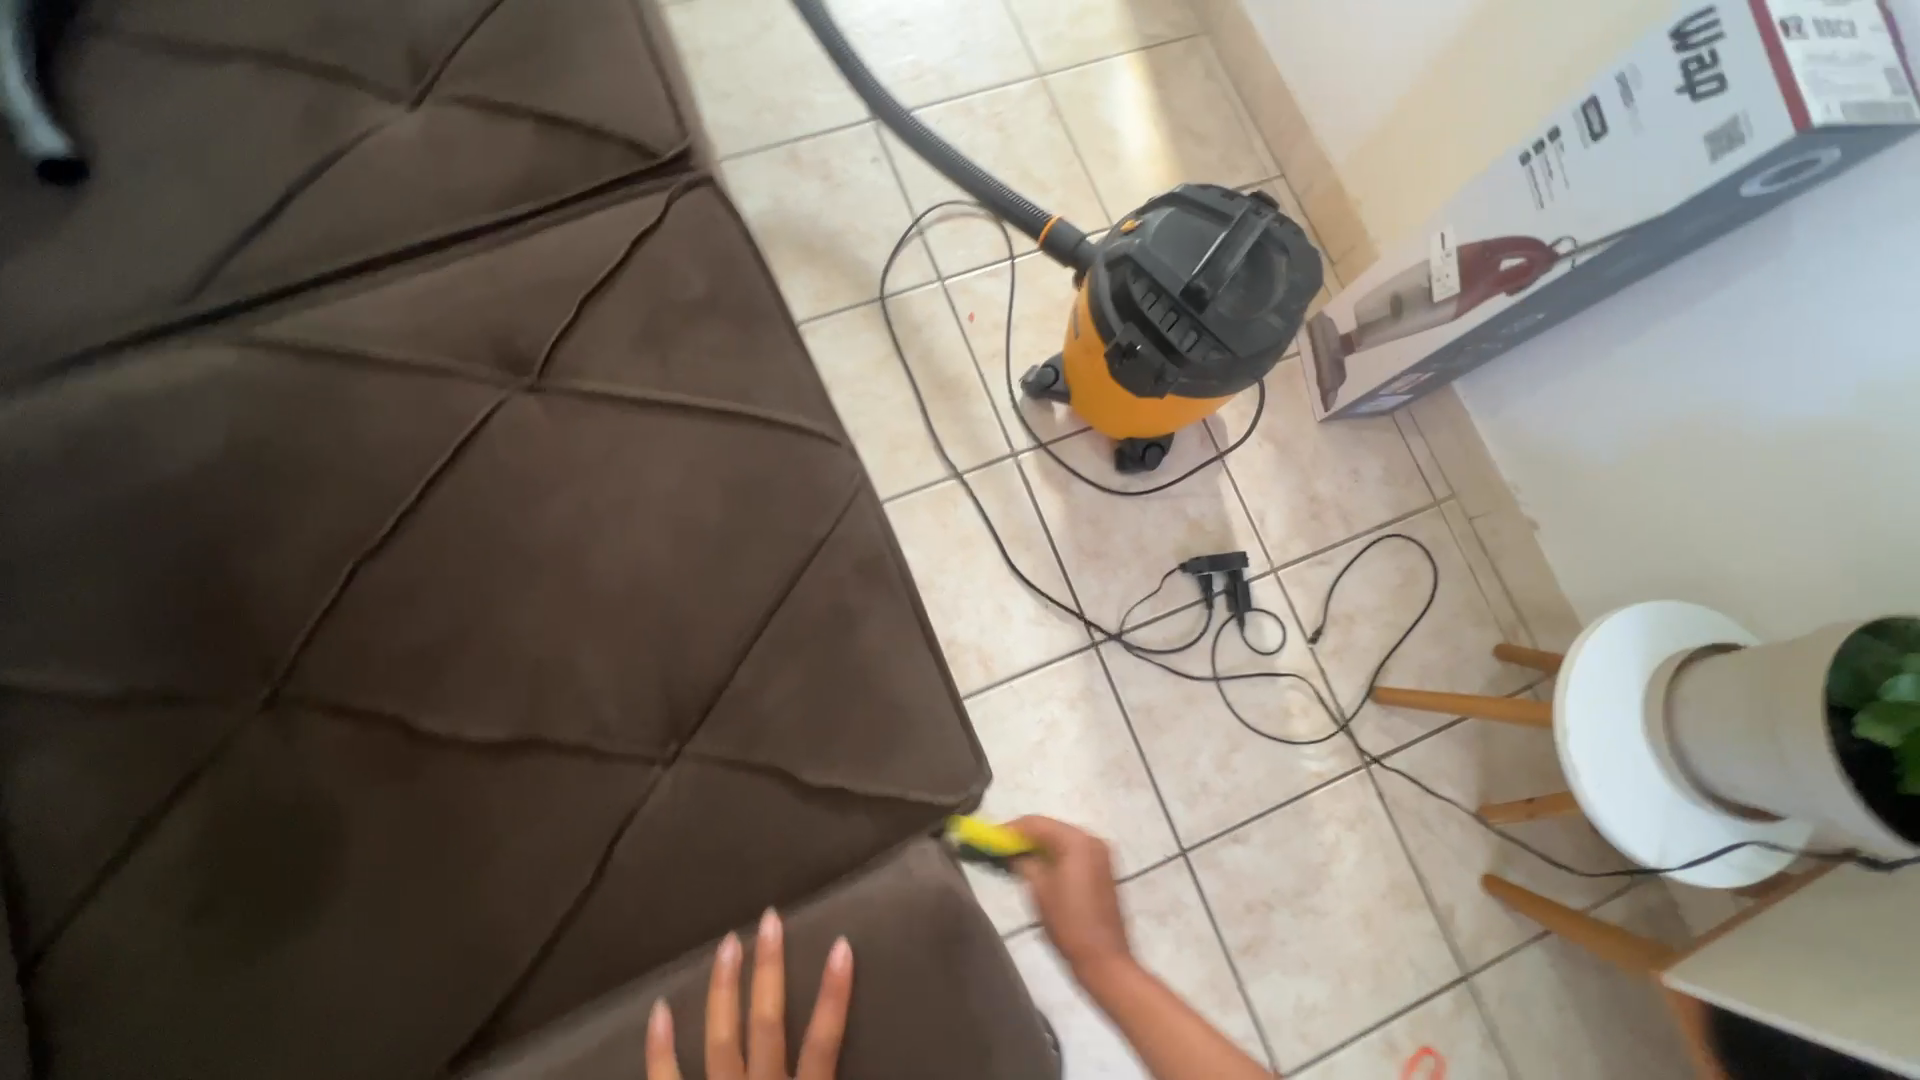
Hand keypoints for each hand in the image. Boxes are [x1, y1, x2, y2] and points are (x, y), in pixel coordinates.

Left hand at [646, 909, 854, 1079]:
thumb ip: (841, 1077)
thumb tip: (877, 1065)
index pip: (823, 1042)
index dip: (833, 994)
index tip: (840, 945)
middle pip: (767, 1024)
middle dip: (768, 969)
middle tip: (769, 920)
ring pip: (722, 1040)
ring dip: (724, 989)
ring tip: (728, 943)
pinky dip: (659, 1048)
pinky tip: (658, 1009)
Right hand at [1009, 816, 1132, 980]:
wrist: (1104, 959)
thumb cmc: (1069, 924)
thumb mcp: (1038, 890)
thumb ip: (1022, 862)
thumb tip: (1009, 852)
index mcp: (1076, 841)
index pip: (1035, 823)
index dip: (1009, 830)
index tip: (987, 839)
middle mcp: (1091, 839)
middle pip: (1050, 828)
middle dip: (1023, 837)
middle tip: (999, 849)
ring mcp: (1100, 853)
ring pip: (1060, 839)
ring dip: (1038, 846)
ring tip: (1014, 858)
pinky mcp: (1102, 867)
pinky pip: (1072, 851)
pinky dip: (1053, 855)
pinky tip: (1037, 867)